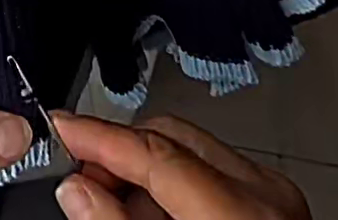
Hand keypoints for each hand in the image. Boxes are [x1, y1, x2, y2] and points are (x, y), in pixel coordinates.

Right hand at [50, 113, 310, 219]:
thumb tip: (76, 191)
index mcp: (239, 215)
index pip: (156, 150)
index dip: (100, 136)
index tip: (63, 127)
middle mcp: (262, 192)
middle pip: (170, 137)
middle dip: (119, 151)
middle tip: (78, 176)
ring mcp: (273, 193)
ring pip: (187, 149)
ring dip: (142, 168)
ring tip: (107, 200)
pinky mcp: (275, 201)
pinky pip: (210, 170)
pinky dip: (172, 185)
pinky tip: (146, 212)